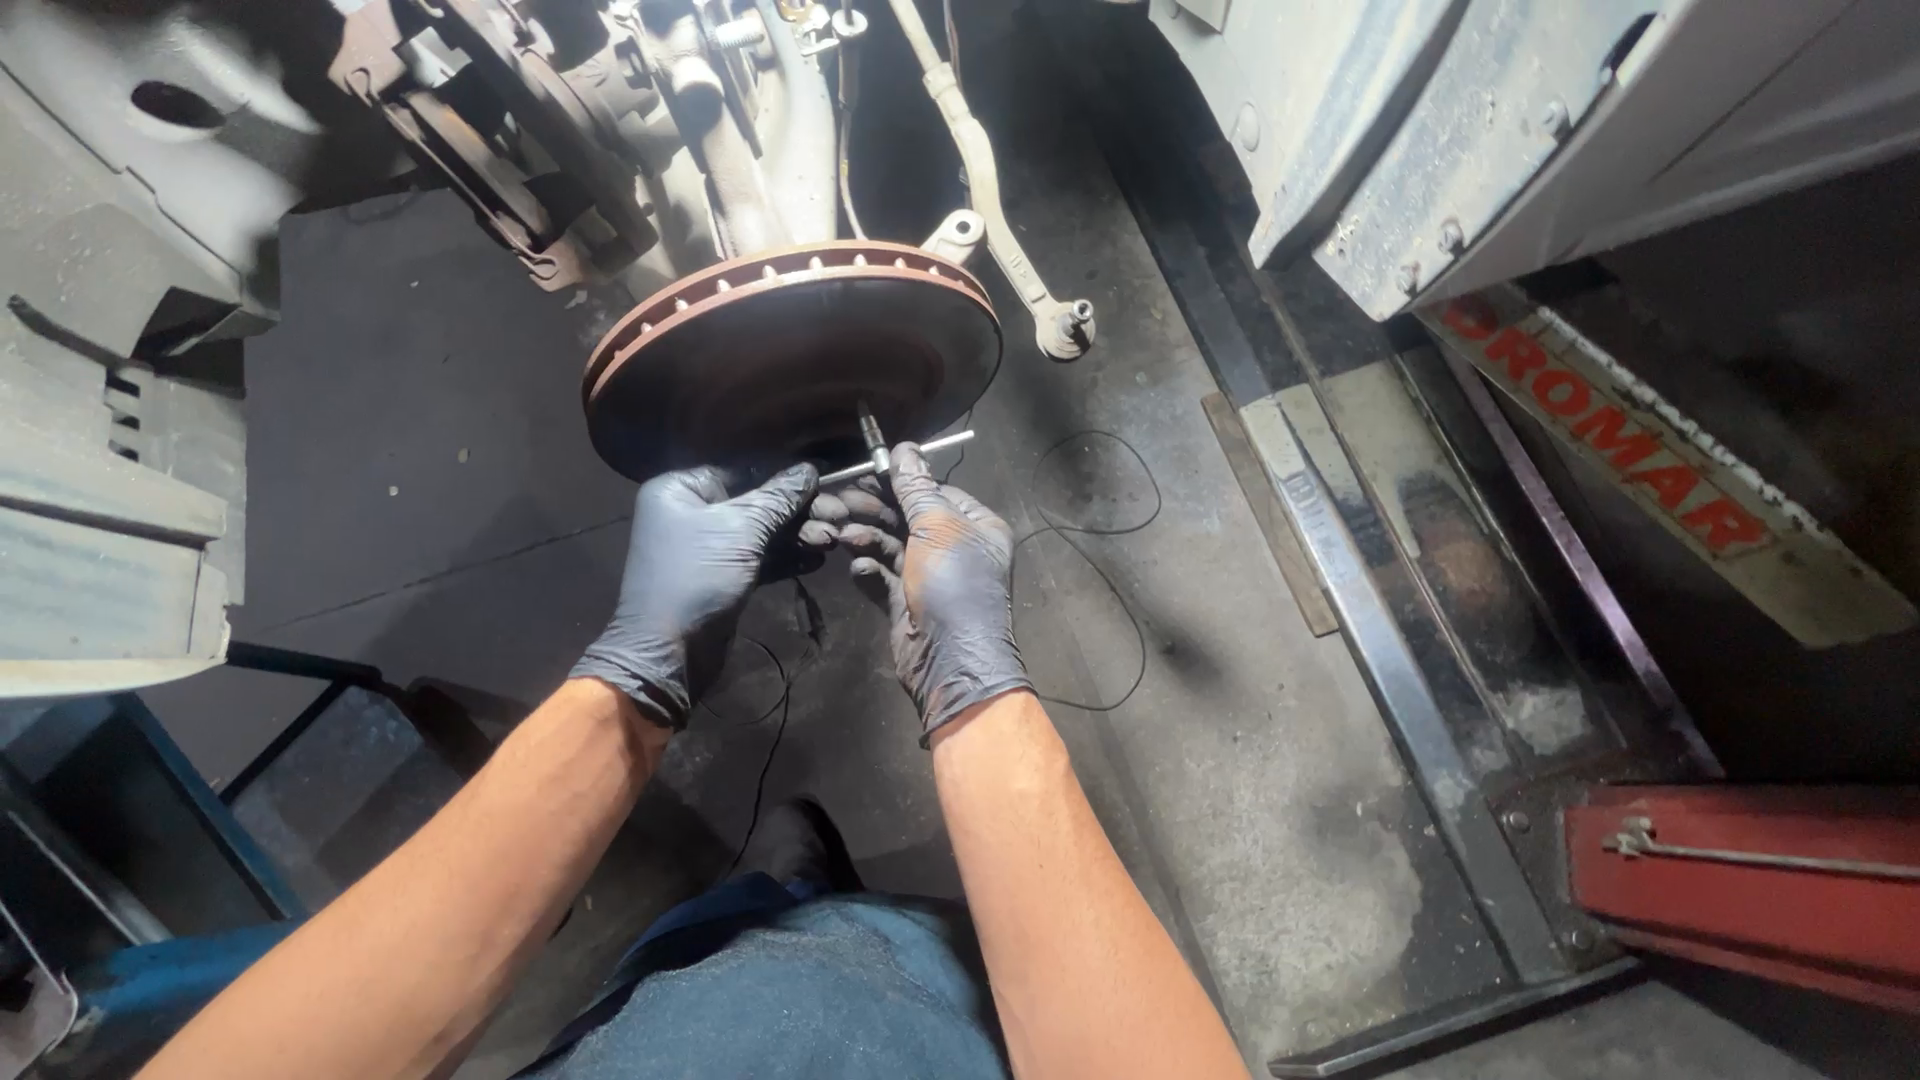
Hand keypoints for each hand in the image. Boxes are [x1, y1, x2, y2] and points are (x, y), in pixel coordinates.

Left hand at [572, 463, 819, 729]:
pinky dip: (787, 557)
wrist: (669, 652)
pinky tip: (817, 560)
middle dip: (799, 509)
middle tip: (838, 516)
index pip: (743, 468)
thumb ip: (778, 498)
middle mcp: (693, 511)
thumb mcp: (741, 531)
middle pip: (757, 499)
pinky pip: (761, 557)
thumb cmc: (696, 578)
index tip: (827, 479)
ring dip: (799, 534)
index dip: (787, 474)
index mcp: (682, 488)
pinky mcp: (724, 576)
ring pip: (763, 530)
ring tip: (832, 541)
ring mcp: (709, 546)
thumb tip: (809, 469)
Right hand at [832, 444, 1030, 742]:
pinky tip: (858, 567)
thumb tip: (904, 447)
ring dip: (866, 538)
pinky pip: (882, 577)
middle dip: (874, 509)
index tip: (865, 472)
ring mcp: (930, 577)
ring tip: (842, 534)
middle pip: (908, 517)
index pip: (935, 491)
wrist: (950, 659)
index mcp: (976, 526)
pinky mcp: (907, 602)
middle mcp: (955, 548)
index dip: (900, 481)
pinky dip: (869, 569)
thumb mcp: (937, 526)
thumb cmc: (953, 583)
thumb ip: (916, 487)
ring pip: (891, 546)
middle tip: (839, 499)